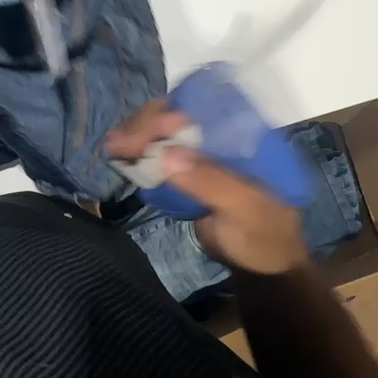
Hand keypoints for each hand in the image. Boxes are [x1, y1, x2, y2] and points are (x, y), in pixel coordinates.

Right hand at [107, 99, 308, 275]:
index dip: (175, 112)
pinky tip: (119, 154)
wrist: (262, 269)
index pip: (205, 108)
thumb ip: (212, 182)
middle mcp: (220, 136)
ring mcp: (201, 153)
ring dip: (137, 135)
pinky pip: (158, 153)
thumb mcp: (245, 209)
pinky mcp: (186, 172)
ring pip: (163, 131)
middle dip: (148, 124)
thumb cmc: (263, 236)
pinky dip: (138, 151)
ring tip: (113, 146)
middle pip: (177, 114)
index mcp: (244, 135)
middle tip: (121, 142)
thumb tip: (166, 155)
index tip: (152, 129)